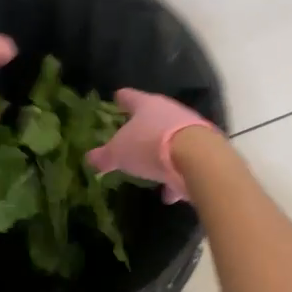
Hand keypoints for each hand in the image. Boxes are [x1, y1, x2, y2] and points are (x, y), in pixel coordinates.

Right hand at [86, 89, 216, 202]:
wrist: (196, 158)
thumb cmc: (150, 145)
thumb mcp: (119, 153)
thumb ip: (104, 156)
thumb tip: (89, 159)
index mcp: (147, 105)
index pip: (131, 97)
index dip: (122, 98)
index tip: (117, 97)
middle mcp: (170, 112)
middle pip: (154, 116)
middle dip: (143, 126)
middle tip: (132, 134)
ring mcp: (189, 130)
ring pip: (170, 140)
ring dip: (160, 153)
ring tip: (150, 168)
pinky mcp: (202, 150)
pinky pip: (182, 163)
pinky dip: (173, 177)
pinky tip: (168, 194)